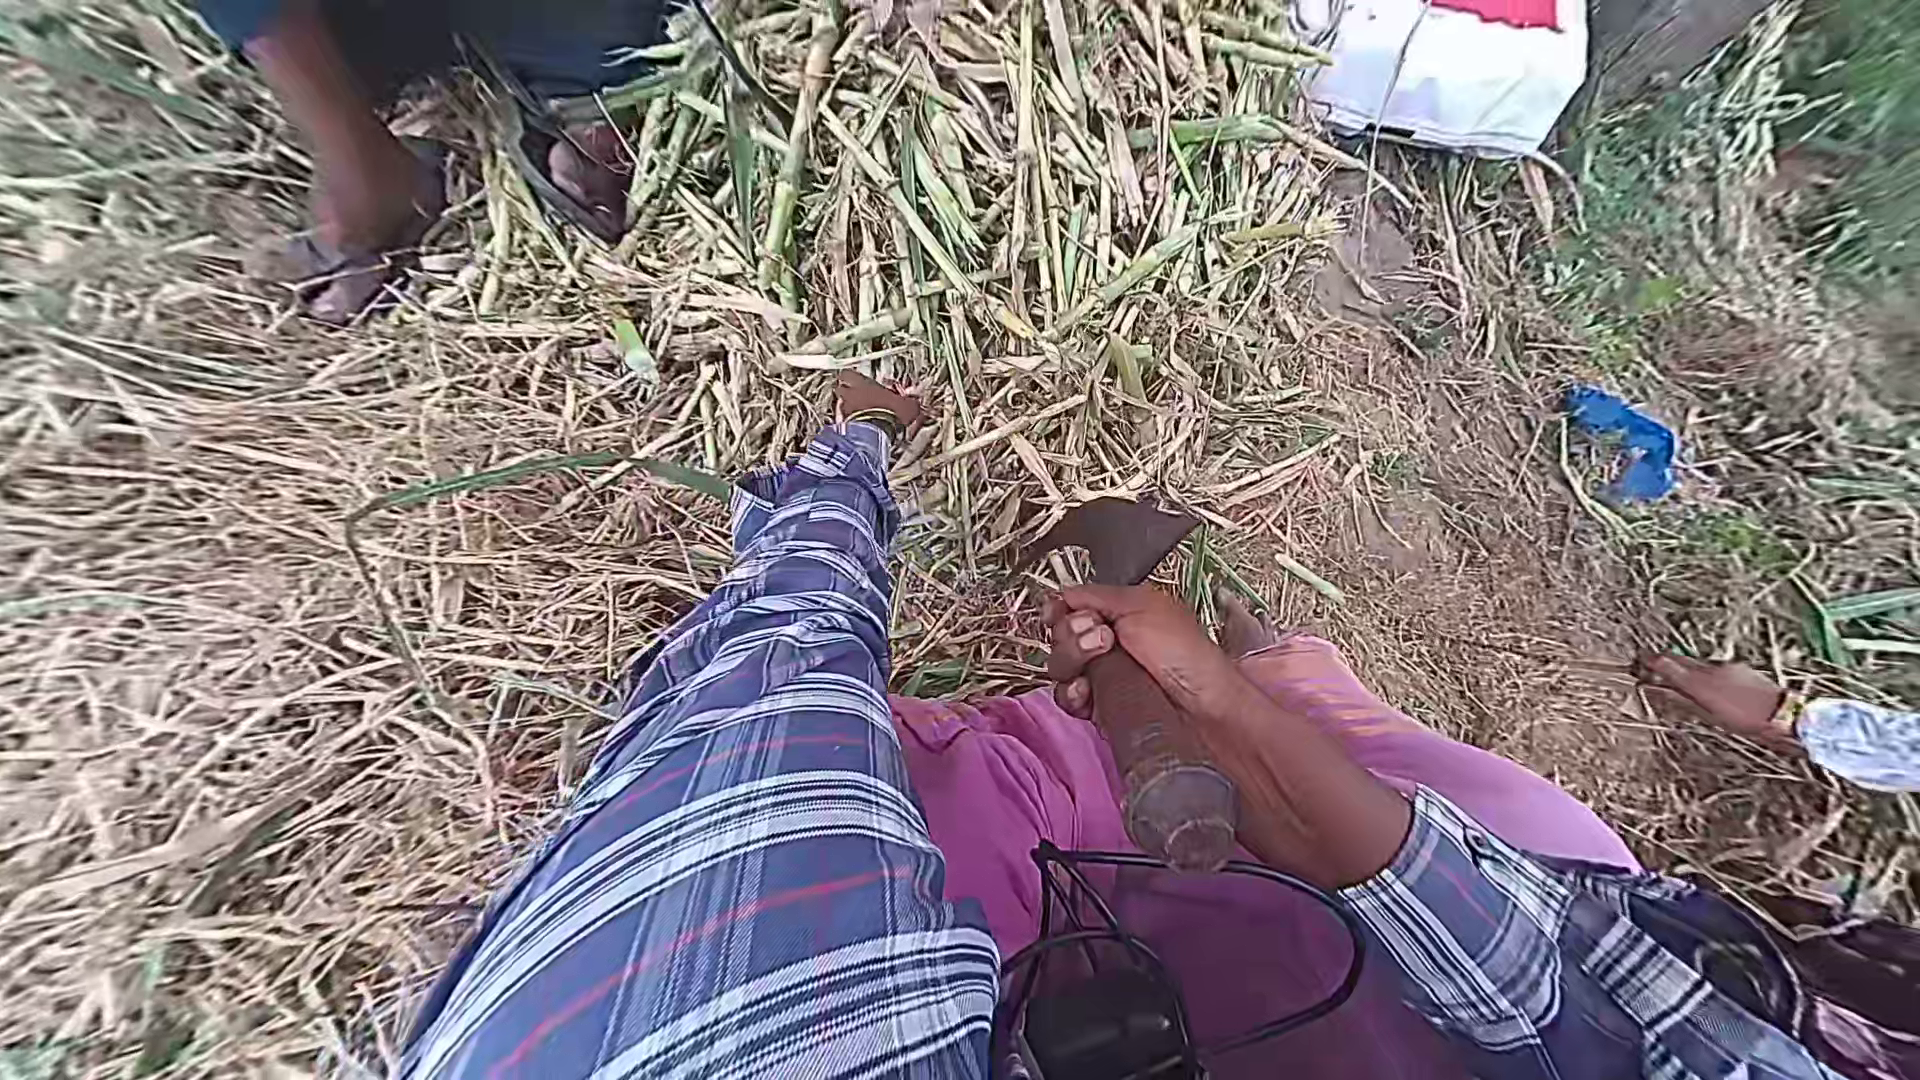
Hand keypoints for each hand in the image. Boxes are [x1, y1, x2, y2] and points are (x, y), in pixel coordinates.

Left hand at [835, 371, 924, 431]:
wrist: (876, 432)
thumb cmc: (889, 413)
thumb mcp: (907, 405)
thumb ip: (909, 402)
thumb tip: (915, 403)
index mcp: (864, 383)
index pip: (849, 373)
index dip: (850, 376)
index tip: (853, 377)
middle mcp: (851, 395)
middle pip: (840, 388)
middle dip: (846, 391)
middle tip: (855, 395)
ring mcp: (846, 410)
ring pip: (841, 405)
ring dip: (847, 408)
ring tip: (857, 413)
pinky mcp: (845, 425)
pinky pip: (844, 420)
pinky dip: (849, 422)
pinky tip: (858, 427)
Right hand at [1044, 585, 1245, 721]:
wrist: (1201, 707)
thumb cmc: (1185, 653)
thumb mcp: (1141, 605)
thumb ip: (1096, 595)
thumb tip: (1062, 594)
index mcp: (1116, 614)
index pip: (1067, 608)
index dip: (1061, 611)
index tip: (1066, 614)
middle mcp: (1104, 644)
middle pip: (1058, 636)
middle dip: (1072, 636)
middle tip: (1103, 639)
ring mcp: (1100, 676)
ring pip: (1059, 667)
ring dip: (1073, 663)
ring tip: (1102, 663)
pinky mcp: (1099, 706)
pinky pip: (1067, 698)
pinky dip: (1073, 694)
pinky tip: (1089, 692)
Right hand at [1635, 654, 1791, 742]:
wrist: (1794, 718)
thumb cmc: (1748, 721)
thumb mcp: (1706, 715)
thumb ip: (1677, 699)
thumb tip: (1652, 689)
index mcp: (1695, 681)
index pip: (1661, 662)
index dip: (1645, 661)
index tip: (1637, 664)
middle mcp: (1708, 668)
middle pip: (1676, 657)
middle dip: (1663, 662)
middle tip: (1654, 671)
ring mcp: (1727, 667)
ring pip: (1696, 662)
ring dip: (1687, 670)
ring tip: (1688, 685)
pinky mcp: (1742, 668)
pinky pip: (1716, 667)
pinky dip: (1708, 673)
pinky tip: (1715, 686)